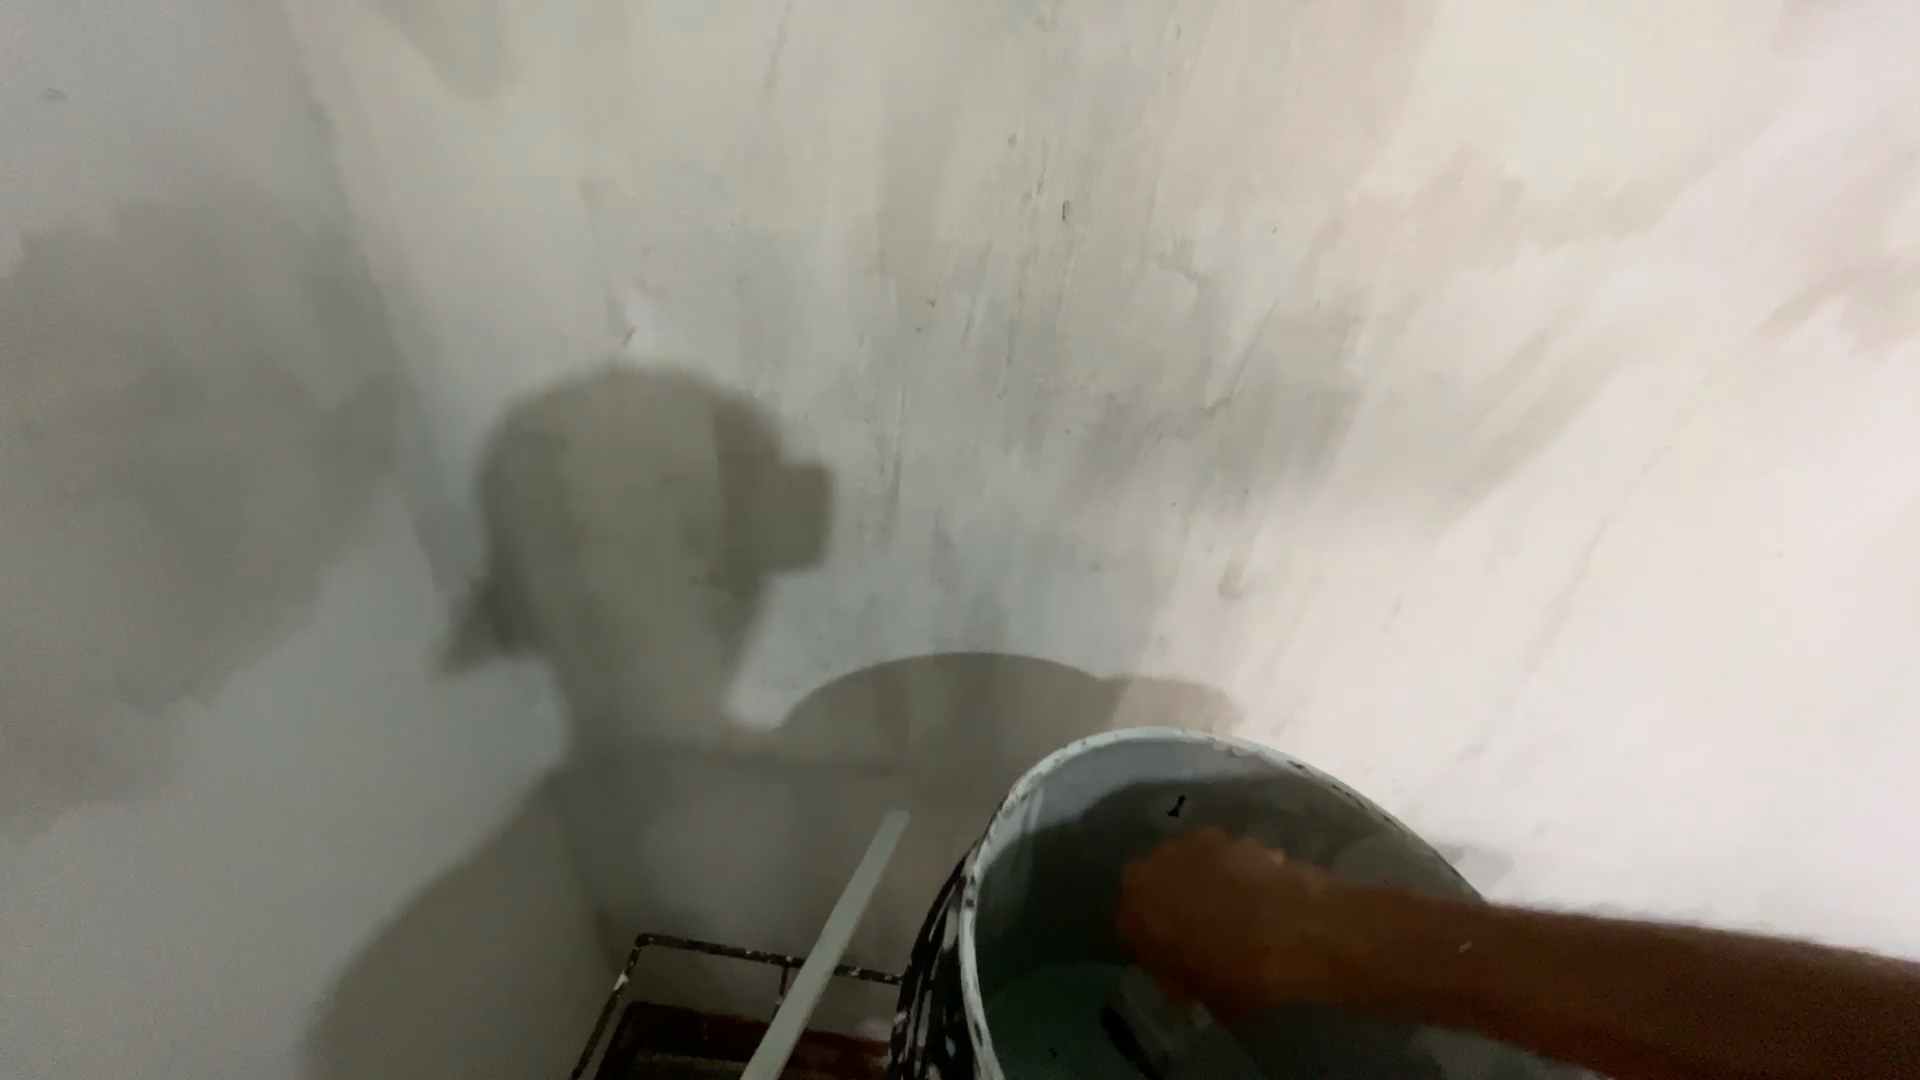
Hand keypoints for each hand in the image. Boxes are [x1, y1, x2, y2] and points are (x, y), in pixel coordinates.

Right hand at [1116, 827, 1348, 1016]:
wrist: (1295, 927)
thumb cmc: (1237, 969)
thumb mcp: (1200, 993)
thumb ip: (1178, 976)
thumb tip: (1178, 974)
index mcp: (1134, 902)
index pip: (1129, 922)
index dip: (1151, 943)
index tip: (1171, 960)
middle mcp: (1153, 862)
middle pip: (1157, 885)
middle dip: (1173, 904)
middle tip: (1200, 934)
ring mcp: (1192, 842)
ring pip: (1191, 867)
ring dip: (1205, 885)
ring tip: (1236, 915)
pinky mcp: (1230, 834)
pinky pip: (1225, 859)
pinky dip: (1235, 875)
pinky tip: (1260, 900)